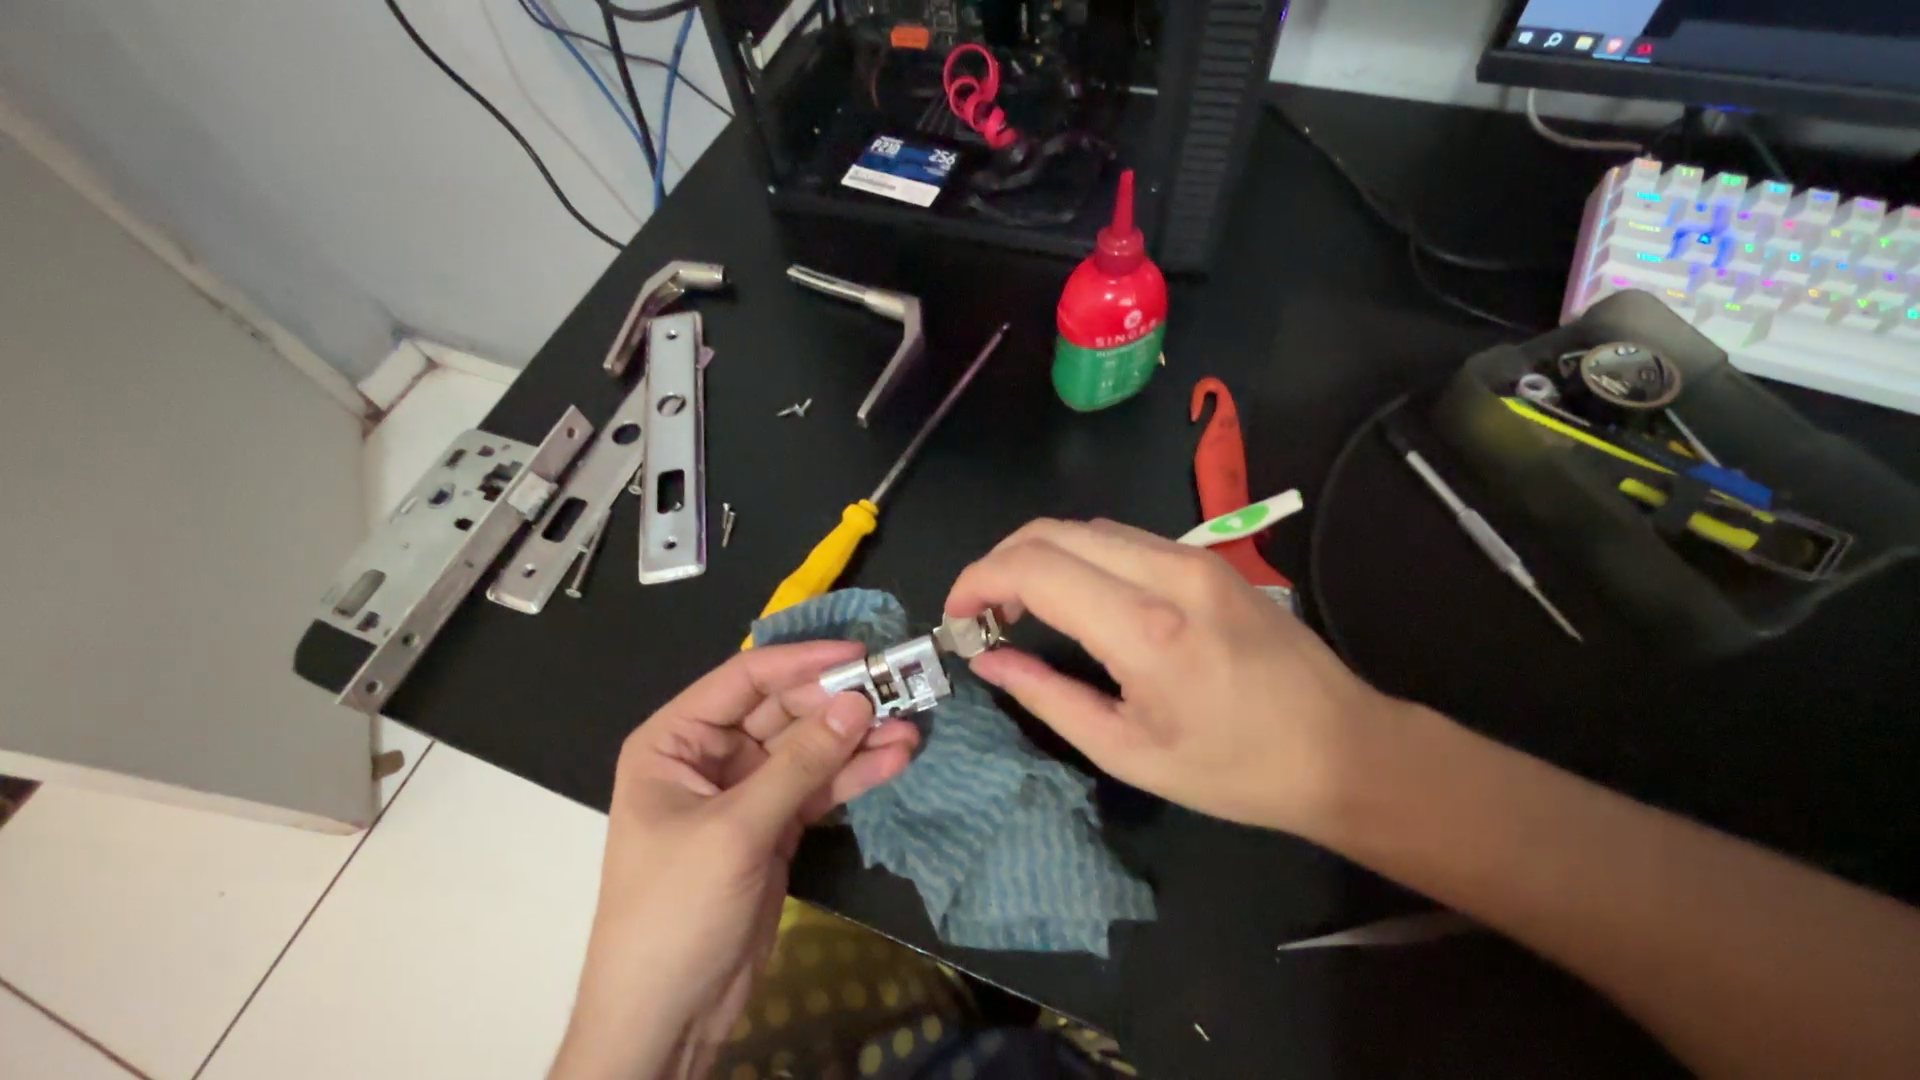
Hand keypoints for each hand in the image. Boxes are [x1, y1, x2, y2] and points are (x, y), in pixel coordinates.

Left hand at [550, 642, 919, 1079]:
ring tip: (911, 727)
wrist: (667, 1013)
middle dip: (839, 704)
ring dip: (856, 739)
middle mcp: (709, 756)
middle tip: (897, 692)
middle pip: (783, 711)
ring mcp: (745, 792)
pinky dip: (854, 775)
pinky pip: (818, 787)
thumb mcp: (736, 829)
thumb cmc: (676, 908)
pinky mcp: (774, 826)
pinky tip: (895, 760)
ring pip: (808, 749)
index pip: (744, 681)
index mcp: (675, 740)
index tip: (859, 653)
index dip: (802, 662)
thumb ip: (800, 764)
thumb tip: (858, 703)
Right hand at [945, 518, 1404, 837]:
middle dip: (999, 562)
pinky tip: (1074, 595)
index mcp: (1144, 629)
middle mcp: (1167, 573)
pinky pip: (1123, 538)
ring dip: (1038, 554)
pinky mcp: (1208, 559)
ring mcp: (1193, 557)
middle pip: (1052, 531)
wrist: (1342, 748)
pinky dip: (1078, 555)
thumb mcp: (1127, 750)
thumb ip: (1047, 696)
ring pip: (1087, 527)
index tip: (956, 616)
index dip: (978, 581)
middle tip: (980, 612)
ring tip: (1020, 606)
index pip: (1033, 568)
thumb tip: (990, 660)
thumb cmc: (1233, 768)